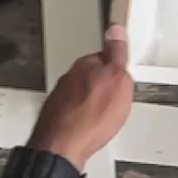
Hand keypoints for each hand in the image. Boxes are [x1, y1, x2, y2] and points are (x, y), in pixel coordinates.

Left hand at [29, 26, 133, 171]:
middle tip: (117, 99)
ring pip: (81, 94)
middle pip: (91, 75)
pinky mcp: (54, 117)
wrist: (62, 148)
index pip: (105, 56)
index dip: (117, 68)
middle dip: (103, 85)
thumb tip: (116, 29)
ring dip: (91, 102)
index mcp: (86, 64)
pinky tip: (90, 128)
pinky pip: (73, 112)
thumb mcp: (119, 80)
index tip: (123, 76)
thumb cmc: (91, 116)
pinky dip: (82, 117)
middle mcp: (69, 77)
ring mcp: (59, 97)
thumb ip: (117, 54)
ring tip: (104, 116)